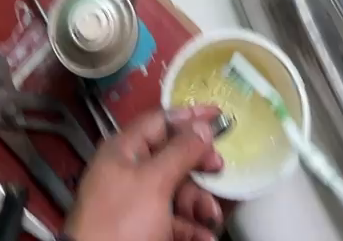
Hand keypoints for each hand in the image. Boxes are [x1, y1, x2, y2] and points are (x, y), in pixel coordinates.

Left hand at [65, 105, 225, 240]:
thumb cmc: (122, 222)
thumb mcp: (154, 182)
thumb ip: (180, 152)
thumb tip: (203, 126)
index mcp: (124, 151)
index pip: (160, 121)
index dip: (190, 116)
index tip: (219, 114)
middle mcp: (130, 173)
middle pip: (172, 157)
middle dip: (198, 165)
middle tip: (220, 168)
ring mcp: (137, 205)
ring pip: (177, 192)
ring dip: (199, 203)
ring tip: (212, 217)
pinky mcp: (145, 232)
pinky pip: (174, 222)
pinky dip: (192, 229)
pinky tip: (204, 238)